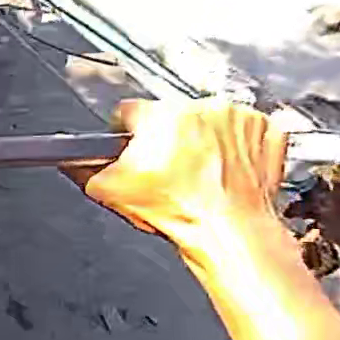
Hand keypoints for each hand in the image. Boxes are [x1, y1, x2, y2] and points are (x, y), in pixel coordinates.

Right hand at [64, 98, 287, 252]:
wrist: (227, 231)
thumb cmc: (177, 211)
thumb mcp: (109, 191)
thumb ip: (83, 169)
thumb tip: (71, 160)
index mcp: (160, 115)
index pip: (129, 112)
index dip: (125, 135)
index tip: (131, 150)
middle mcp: (201, 108)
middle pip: (170, 117)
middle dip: (165, 139)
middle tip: (164, 171)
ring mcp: (239, 117)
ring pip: (207, 122)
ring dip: (199, 141)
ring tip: (194, 175)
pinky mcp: (268, 131)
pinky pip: (242, 132)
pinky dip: (233, 149)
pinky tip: (221, 172)